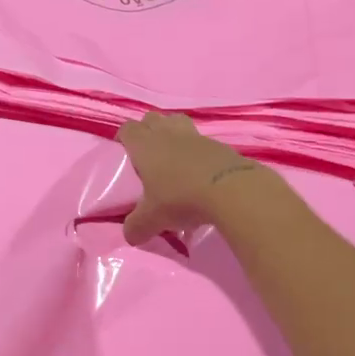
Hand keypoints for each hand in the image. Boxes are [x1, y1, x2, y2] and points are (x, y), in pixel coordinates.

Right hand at [115, 112, 267, 245]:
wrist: (231, 190)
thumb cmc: (181, 198)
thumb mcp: (152, 220)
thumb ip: (136, 227)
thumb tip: (131, 236)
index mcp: (145, 146)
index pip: (128, 129)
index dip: (123, 137)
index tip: (124, 152)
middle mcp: (167, 134)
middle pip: (152, 118)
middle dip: (147, 131)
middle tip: (147, 155)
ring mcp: (194, 136)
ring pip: (177, 121)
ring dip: (172, 132)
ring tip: (172, 155)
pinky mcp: (218, 144)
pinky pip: (201, 140)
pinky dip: (196, 150)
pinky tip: (198, 171)